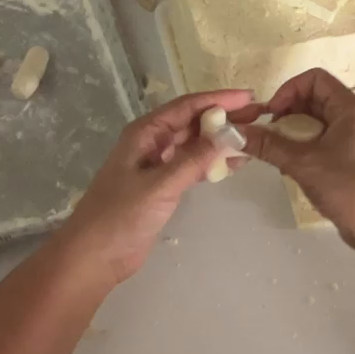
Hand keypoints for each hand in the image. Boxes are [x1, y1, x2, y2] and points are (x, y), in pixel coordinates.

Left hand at [55, 89, 253, 284]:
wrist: (95, 255)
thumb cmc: (120, 216)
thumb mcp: (160, 185)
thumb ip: (193, 159)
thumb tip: (227, 134)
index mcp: (144, 133)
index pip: (186, 107)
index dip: (218, 100)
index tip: (249, 98)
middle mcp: (151, 143)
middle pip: (192, 123)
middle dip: (223, 118)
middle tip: (259, 117)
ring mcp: (156, 165)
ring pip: (193, 145)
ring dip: (220, 141)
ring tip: (252, 137)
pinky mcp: (162, 187)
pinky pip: (192, 166)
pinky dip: (211, 164)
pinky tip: (234, 165)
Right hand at [237, 68, 354, 248]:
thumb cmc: (346, 189)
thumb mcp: (302, 164)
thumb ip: (267, 145)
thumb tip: (234, 133)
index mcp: (351, 108)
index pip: (315, 79)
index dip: (288, 91)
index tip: (271, 115)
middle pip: (314, 98)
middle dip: (287, 112)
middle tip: (270, 134)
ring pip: (317, 120)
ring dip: (293, 130)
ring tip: (279, 152)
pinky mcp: (353, 154)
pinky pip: (323, 137)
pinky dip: (304, 144)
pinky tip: (292, 165)